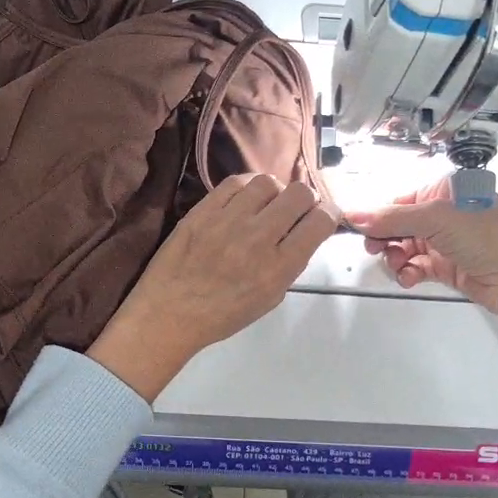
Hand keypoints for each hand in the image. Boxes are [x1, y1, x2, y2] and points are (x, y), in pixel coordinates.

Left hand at [88, 174, 335, 401]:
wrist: (169, 314)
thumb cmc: (221, 314)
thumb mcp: (269, 298)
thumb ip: (289, 264)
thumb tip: (302, 233)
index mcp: (278, 268)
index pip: (320, 222)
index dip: (329, 213)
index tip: (323, 215)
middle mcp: (257, 238)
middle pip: (299, 194)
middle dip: (305, 199)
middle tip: (294, 209)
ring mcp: (228, 221)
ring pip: (268, 182)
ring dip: (274, 191)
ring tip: (265, 204)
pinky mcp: (203, 210)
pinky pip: (235, 182)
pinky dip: (246, 187)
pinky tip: (244, 200)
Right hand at [346, 177, 497, 416]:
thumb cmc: (488, 236)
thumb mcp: (436, 219)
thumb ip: (392, 218)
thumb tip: (354, 215)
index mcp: (445, 190)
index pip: (400, 198)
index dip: (377, 213)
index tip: (354, 227)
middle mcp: (445, 213)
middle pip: (399, 224)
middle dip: (384, 237)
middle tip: (374, 249)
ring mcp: (446, 241)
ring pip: (404, 247)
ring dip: (395, 257)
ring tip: (398, 266)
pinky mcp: (448, 267)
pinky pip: (416, 266)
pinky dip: (408, 272)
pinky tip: (409, 277)